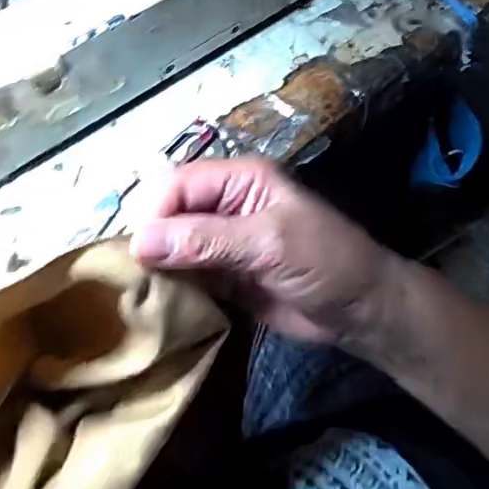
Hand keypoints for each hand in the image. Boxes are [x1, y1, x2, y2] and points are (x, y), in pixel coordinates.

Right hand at [129, 158, 402, 346]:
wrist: (358, 308)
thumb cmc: (324, 260)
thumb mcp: (268, 244)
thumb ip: (207, 240)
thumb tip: (141, 240)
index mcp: (241, 179)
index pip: (180, 184)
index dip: (156, 213)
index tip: (138, 255)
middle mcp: (227, 203)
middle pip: (171, 212)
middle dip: (150, 240)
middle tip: (130, 280)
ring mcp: (224, 240)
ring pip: (174, 245)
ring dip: (156, 267)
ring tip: (133, 297)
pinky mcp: (224, 274)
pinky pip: (186, 274)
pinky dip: (170, 287)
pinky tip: (154, 307)